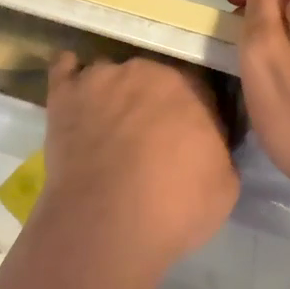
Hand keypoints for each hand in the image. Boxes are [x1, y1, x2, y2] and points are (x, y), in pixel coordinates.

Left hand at [37, 53, 240, 271]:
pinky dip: (70, 75)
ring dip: (113, 94)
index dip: (193, 115)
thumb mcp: (225, 185)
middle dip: (151, 102)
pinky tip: (73, 90)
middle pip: (150, 79)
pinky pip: (65, 68)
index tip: (189, 139)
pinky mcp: (64, 92)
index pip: (197, 90)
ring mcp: (99, 77)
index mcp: (187, 88)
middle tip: (147, 138)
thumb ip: (217, 147)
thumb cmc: (174, 207)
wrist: (106, 221)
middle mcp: (142, 70)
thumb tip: (205, 139)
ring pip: (110, 75)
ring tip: (108, 127)